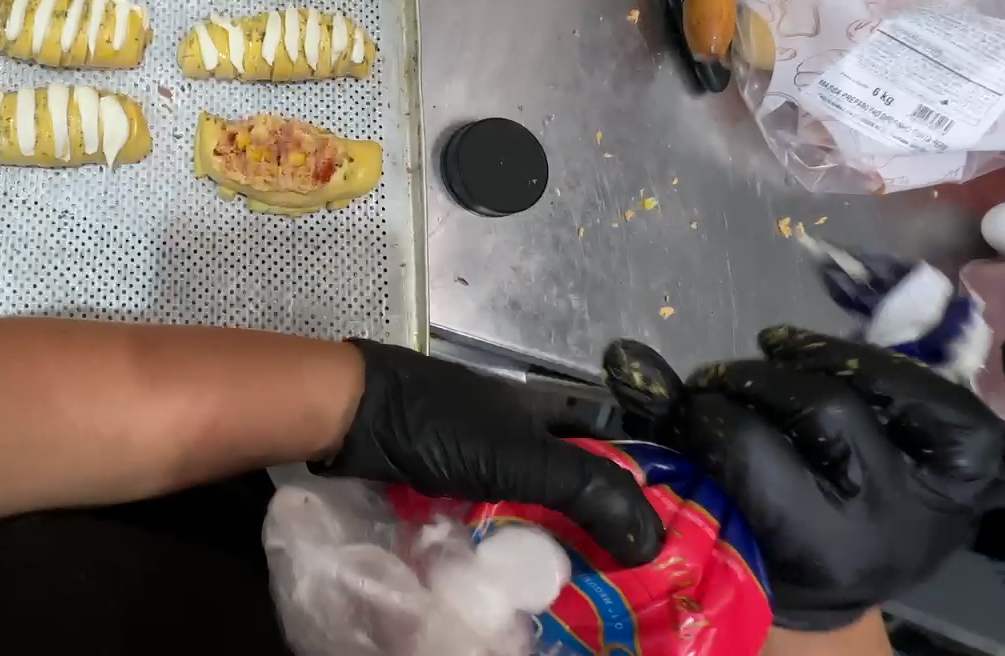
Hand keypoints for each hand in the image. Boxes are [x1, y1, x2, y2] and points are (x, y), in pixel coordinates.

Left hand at [316, 339, 663, 565]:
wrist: (350, 411)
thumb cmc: (435, 425)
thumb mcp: (519, 456)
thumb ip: (584, 489)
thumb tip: (654, 538)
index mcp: (530, 413)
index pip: (595, 447)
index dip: (626, 486)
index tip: (653, 541)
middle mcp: (501, 427)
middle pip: (555, 479)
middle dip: (581, 526)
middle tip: (610, 584)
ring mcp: (461, 449)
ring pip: (514, 499)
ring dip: (535, 538)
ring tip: (566, 592)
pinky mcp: (429, 471)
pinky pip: (473, 509)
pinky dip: (489, 537)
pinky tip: (503, 572)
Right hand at [604, 327, 1004, 631]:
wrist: (809, 575)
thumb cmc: (737, 524)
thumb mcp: (687, 483)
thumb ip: (658, 416)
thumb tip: (623, 353)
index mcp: (812, 542)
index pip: (746, 444)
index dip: (702, 413)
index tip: (683, 410)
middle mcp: (896, 528)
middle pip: (826, 411)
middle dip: (751, 380)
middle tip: (721, 383)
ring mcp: (948, 503)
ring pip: (925, 405)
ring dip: (841, 361)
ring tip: (785, 350)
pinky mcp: (975, 487)